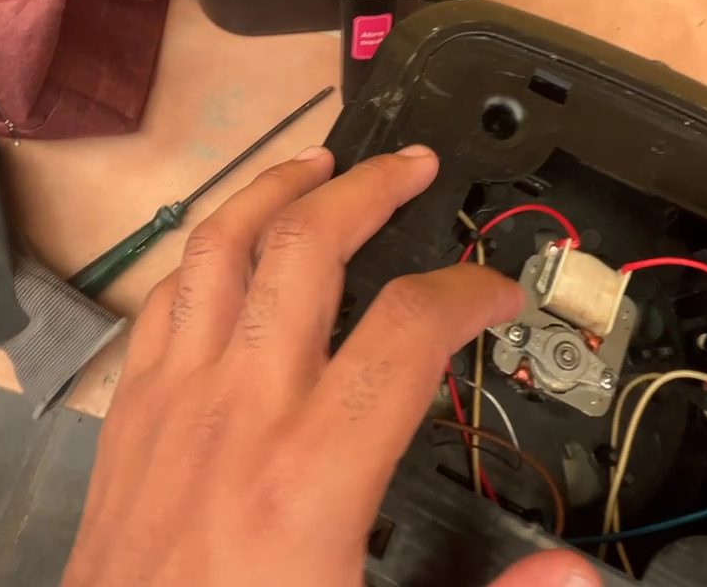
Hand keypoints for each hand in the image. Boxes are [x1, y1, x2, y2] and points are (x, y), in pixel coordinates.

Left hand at [62, 145, 599, 586]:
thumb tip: (577, 573)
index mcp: (314, 476)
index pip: (408, 329)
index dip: (468, 290)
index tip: (494, 290)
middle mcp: (241, 413)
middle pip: (306, 248)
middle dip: (368, 189)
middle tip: (411, 164)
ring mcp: (174, 400)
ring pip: (218, 248)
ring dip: (273, 189)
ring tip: (317, 161)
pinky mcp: (130, 412)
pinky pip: (163, 299)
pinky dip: (206, 252)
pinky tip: (235, 243)